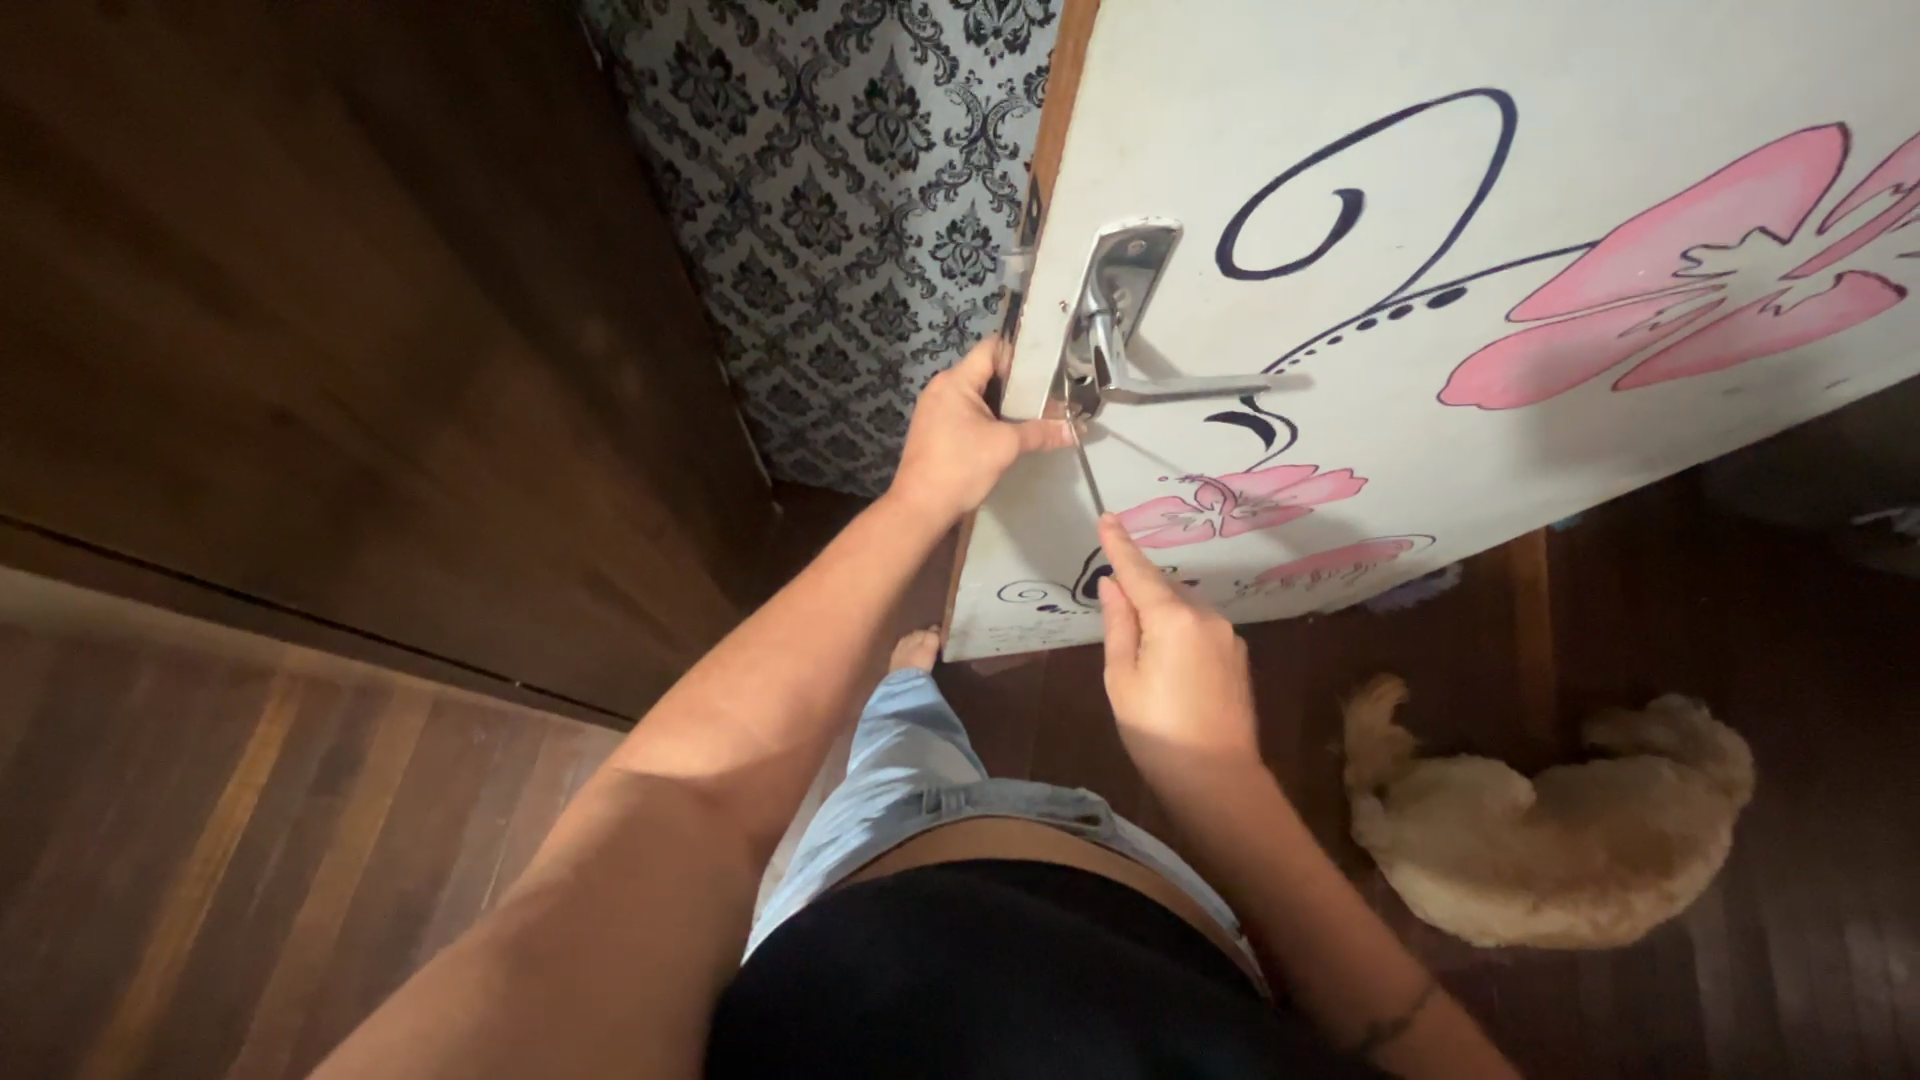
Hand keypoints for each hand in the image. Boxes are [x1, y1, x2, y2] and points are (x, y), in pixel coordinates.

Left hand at [887, 338, 1072, 524]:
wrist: (920, 507)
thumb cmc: (961, 467)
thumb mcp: (1005, 446)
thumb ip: (1041, 433)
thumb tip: (1077, 430)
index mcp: (955, 381)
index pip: (991, 349)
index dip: (1020, 353)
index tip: (1048, 366)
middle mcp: (941, 388)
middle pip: (986, 372)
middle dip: (1017, 383)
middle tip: (1049, 393)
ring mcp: (935, 410)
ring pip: (977, 396)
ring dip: (1004, 404)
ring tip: (1035, 413)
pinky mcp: (935, 430)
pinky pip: (966, 414)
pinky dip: (988, 418)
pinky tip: (1008, 432)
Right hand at [1096, 514, 1261, 777]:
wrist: (1217, 778)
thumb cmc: (1155, 730)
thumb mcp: (1121, 677)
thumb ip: (1118, 623)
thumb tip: (1113, 584)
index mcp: (1172, 618)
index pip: (1138, 570)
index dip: (1119, 544)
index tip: (1106, 516)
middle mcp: (1206, 616)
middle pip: (1163, 586)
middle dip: (1138, 586)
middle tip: (1113, 607)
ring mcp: (1227, 635)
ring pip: (1183, 606)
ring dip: (1159, 610)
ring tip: (1139, 647)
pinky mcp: (1237, 655)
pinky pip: (1199, 626)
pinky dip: (1178, 627)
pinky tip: (1167, 659)